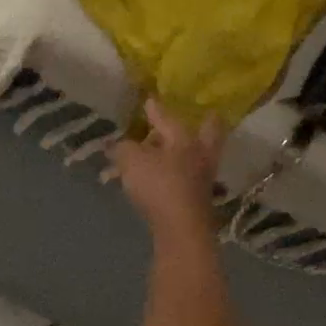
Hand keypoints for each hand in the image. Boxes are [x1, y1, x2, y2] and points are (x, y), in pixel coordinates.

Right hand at [114, 100, 223, 240]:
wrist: (180, 225)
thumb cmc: (158, 185)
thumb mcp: (132, 161)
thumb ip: (123, 148)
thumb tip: (118, 144)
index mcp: (185, 139)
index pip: (168, 118)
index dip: (156, 110)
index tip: (150, 100)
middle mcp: (199, 153)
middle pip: (207, 133)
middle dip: (203, 123)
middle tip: (202, 115)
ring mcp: (202, 176)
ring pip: (197, 155)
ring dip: (186, 150)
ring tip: (172, 148)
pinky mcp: (196, 195)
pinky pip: (187, 175)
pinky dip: (177, 170)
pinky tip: (164, 174)